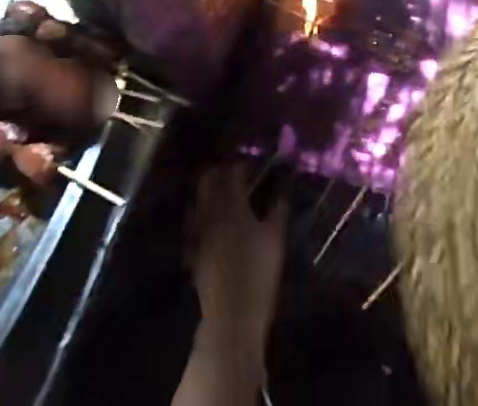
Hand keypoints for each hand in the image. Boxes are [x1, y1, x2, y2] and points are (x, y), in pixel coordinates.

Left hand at [189, 163, 288, 348]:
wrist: (232, 315)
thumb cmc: (260, 271)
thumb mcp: (276, 235)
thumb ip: (279, 204)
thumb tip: (285, 180)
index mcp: (232, 208)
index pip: (232, 174)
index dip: (241, 164)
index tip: (252, 162)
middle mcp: (210, 215)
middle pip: (207, 183)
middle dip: (219, 171)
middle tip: (234, 171)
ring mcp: (197, 234)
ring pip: (196, 201)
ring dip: (208, 190)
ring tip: (222, 190)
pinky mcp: (192, 252)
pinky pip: (192, 223)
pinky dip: (200, 213)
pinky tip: (209, 218)